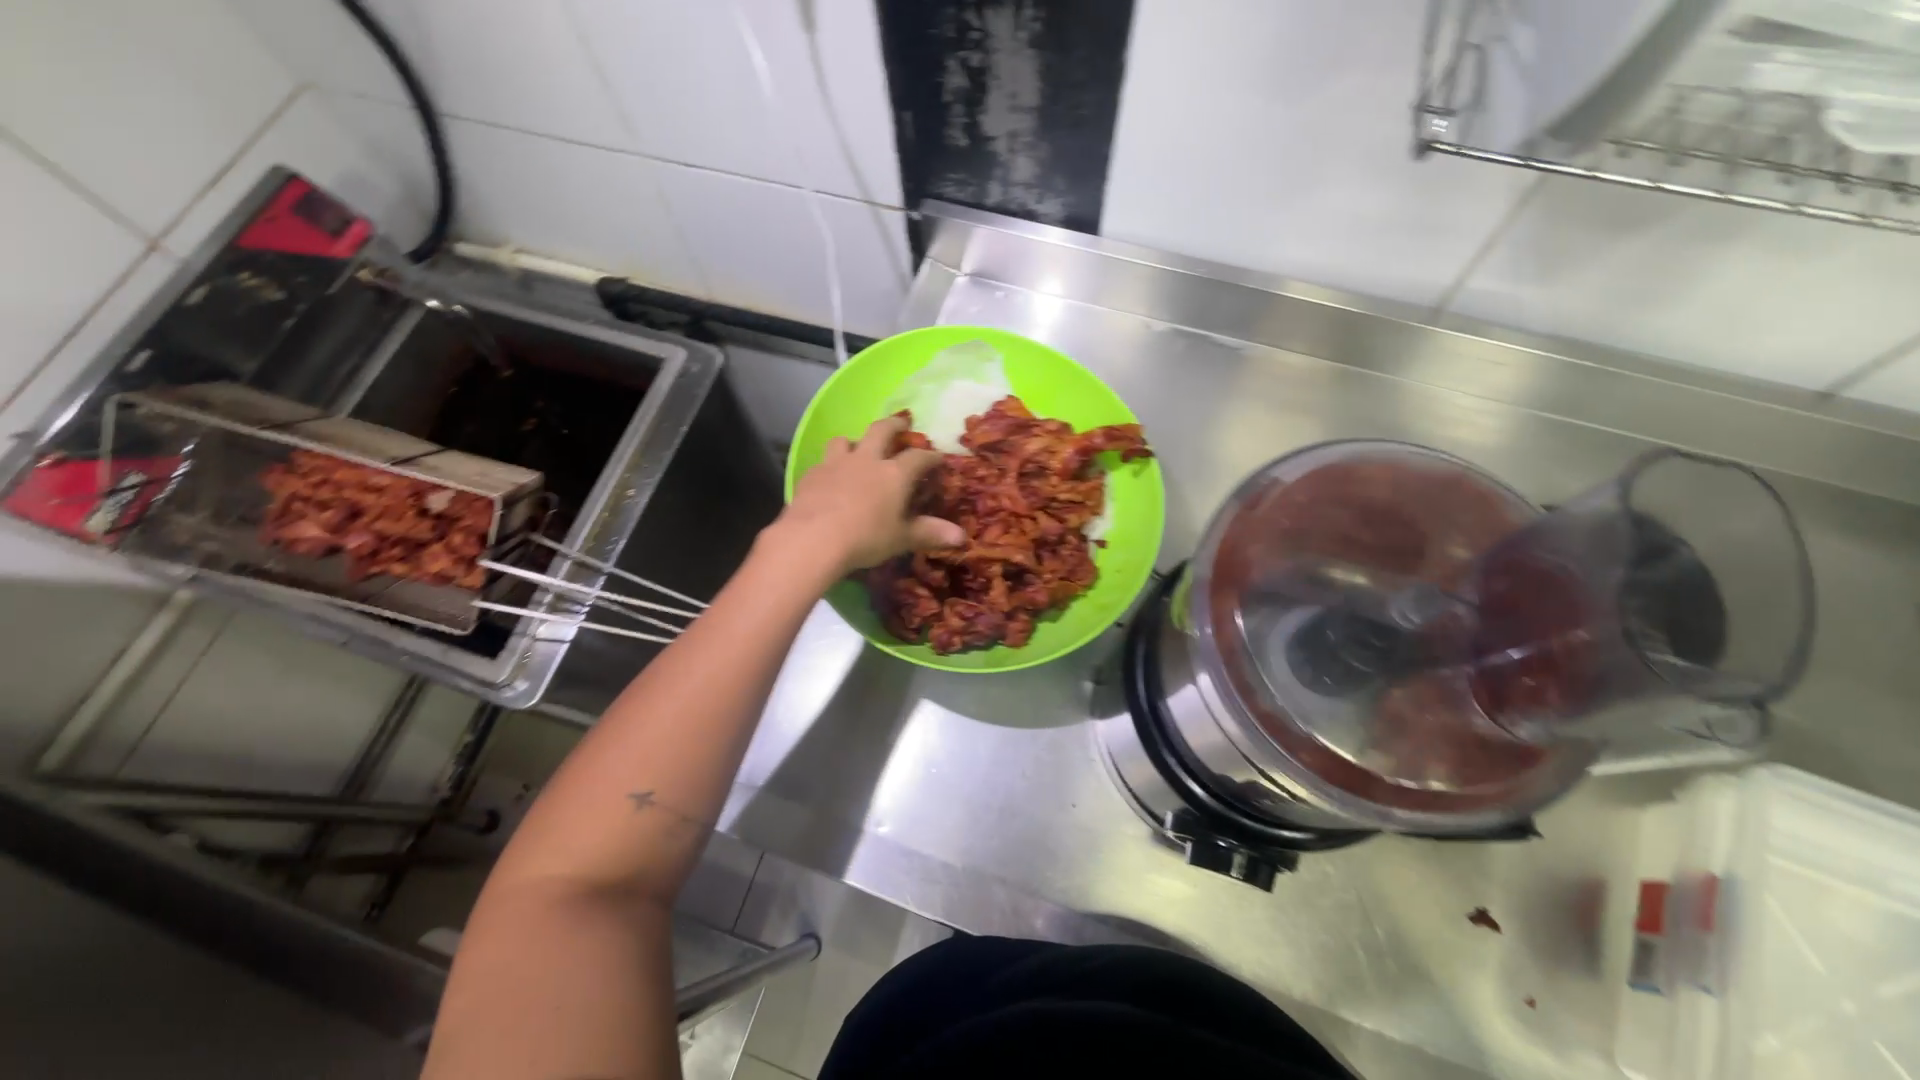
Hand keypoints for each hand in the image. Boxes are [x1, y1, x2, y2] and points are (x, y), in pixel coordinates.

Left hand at [772, 416, 965, 577]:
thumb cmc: (866, 538)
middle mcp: (867, 460)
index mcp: (894, 474)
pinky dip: (830, 466)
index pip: (918, 457)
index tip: (938, 457)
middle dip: (894, 425)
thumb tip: (961, 537)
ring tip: (857, 449)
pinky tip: (829, 478)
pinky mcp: (812, 474)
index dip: (931, 456)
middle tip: (901, 424)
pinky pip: (823, 462)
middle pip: (881, 431)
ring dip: (854, 442)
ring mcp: (836, 463)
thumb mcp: (901, 538)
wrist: (813, 538)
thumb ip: (929, 533)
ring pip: (845, 440)